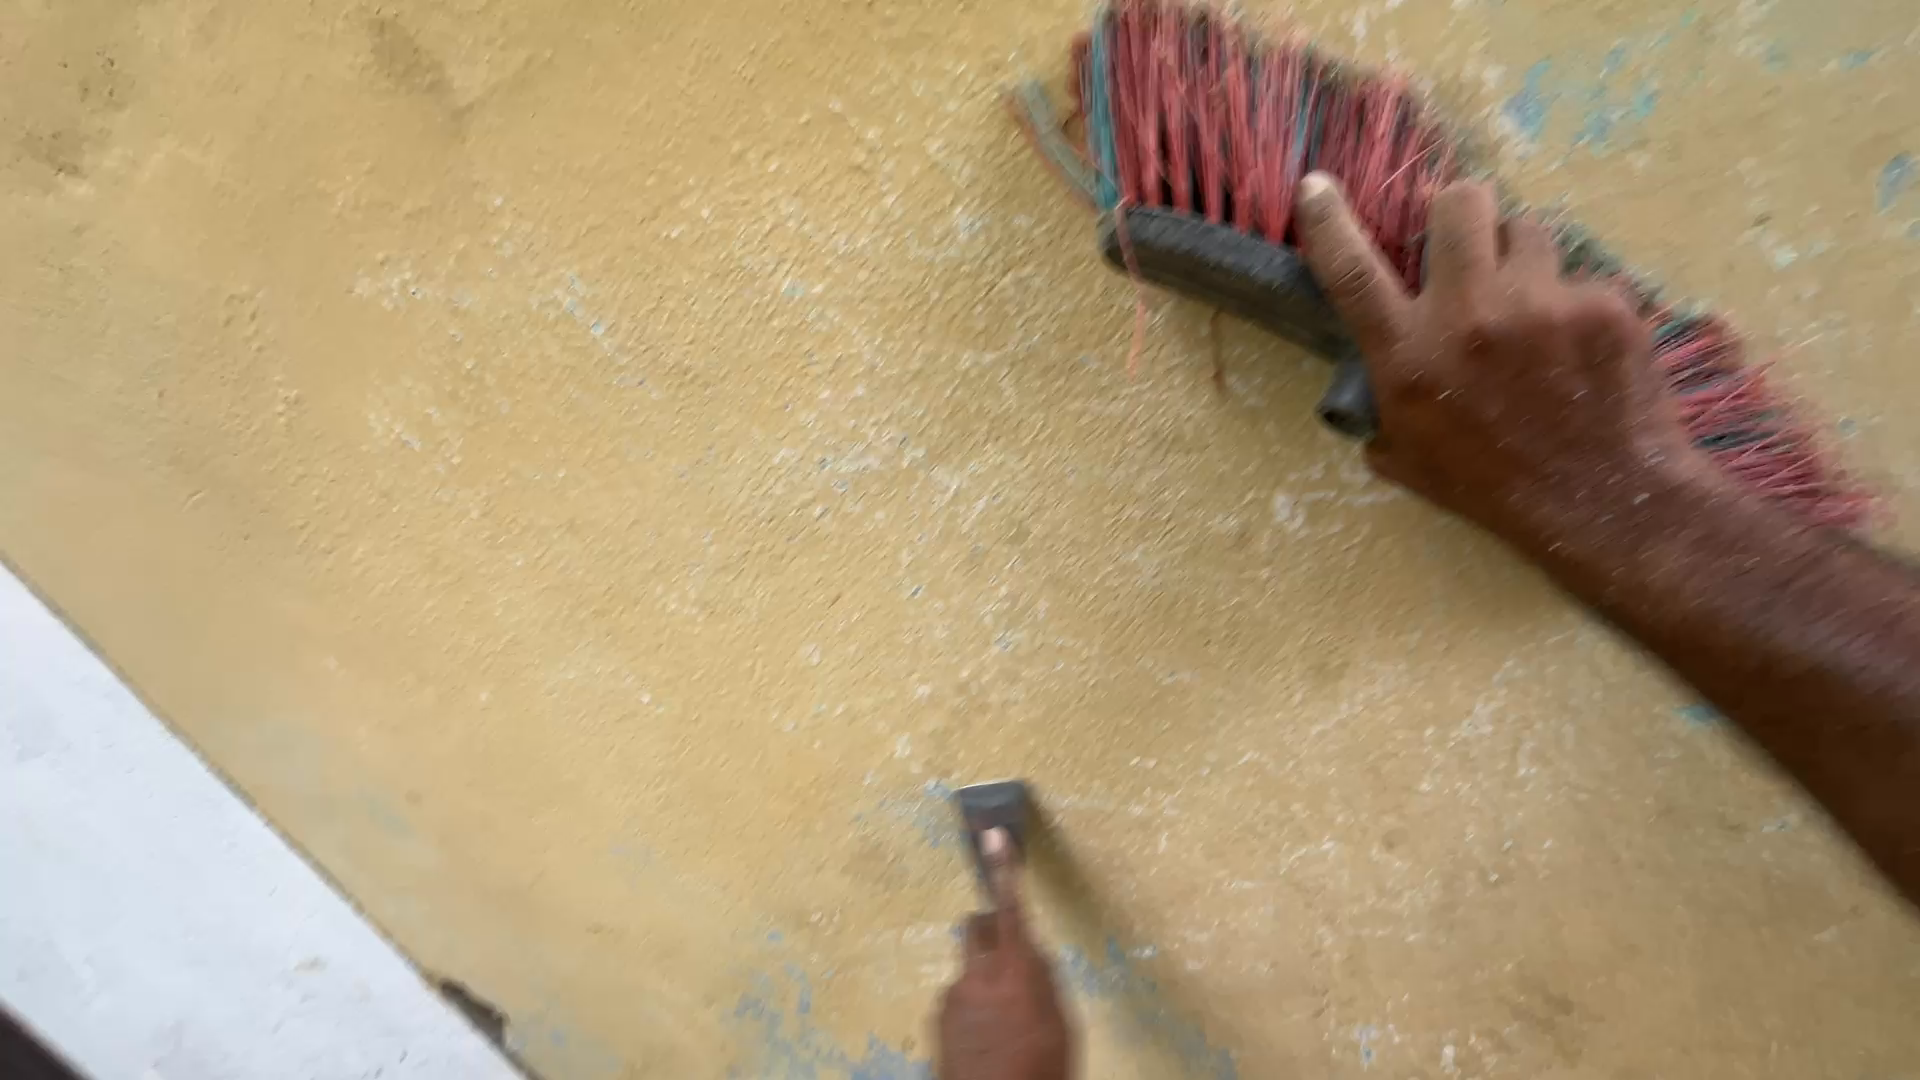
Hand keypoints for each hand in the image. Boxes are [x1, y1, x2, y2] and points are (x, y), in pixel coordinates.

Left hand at [935, 828, 1072, 1079]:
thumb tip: (1032, 953)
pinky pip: (958, 996)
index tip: (993, 834)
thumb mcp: (1062, 1023)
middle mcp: (978, 971)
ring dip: (983, 979)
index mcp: (1015, 967)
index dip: (1003, 867)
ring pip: (969, 967)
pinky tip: (985, 1038)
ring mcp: (953, 993)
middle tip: (1008, 958)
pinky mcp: (938, 1016)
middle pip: (976, 924)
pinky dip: (971, 1007)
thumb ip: (1044, 979)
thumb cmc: (1042, 1067)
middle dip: (990, 930)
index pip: (1011, 905)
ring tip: (1002, 1021)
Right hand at [1294, 173, 1701, 550]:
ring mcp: (1542, 303)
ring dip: (1518, 256)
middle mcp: (1468, 316)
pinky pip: (1580, 276)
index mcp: (1408, 356)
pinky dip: (1570, 302)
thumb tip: (1379, 383)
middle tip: (1465, 243)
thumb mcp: (1404, 453)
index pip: (1353, 275)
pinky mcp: (1605, 303)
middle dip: (1459, 213)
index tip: (1316, 187)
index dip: (1328, 224)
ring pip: (1530, 230)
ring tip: (1527, 304)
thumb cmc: (1484, 482)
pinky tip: (1576, 346)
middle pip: (1462, 204)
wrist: (1598, 498)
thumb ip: (1384, 403)